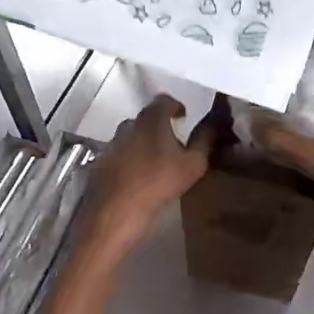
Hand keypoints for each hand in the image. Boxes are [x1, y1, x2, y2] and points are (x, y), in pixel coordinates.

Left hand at [83, 95, 214, 251]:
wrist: (117, 212)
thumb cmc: (160, 183)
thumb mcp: (194, 164)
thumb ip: (204, 139)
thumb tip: (212, 123)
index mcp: (152, 120)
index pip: (164, 100)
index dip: (176, 107)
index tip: (184, 118)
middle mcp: (128, 125)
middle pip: (147, 118)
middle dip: (160, 126)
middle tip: (174, 143)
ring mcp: (111, 143)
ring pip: (132, 136)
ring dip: (144, 143)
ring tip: (156, 162)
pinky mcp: (100, 162)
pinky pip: (120, 153)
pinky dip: (130, 159)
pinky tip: (138, 177)